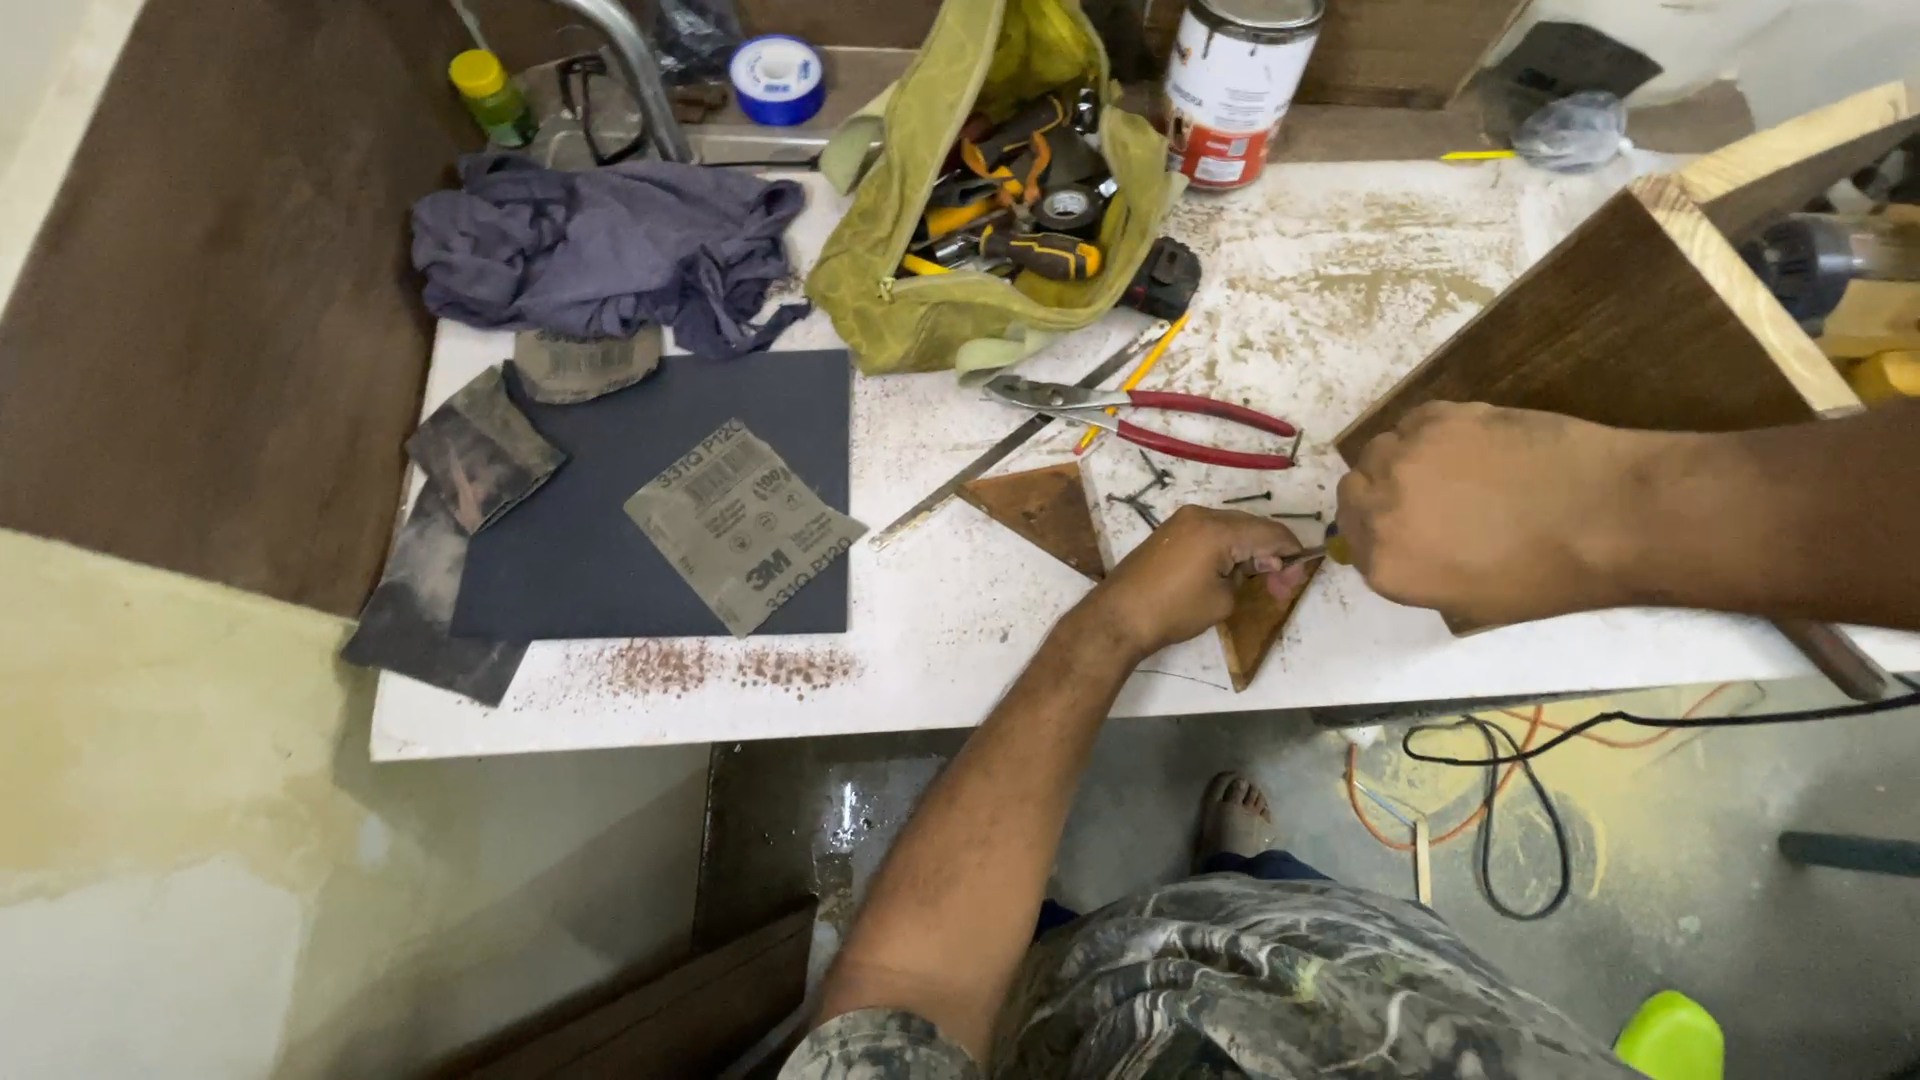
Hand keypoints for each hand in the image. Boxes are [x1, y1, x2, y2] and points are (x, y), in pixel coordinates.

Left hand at [1076, 505, 1308, 659]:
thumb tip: (1255, 566)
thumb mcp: (1223, 599)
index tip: (1293, 582)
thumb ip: (1247, 576)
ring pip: (1232, 527)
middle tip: (1279, 585)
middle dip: (1271, 552)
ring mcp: (1182, 520)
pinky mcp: (1170, 531)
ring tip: (1255, 580)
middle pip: (1253, 525)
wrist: (1119, 616)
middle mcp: (1201, 515)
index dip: (1291, 555)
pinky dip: (1227, 546)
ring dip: (1249, 548)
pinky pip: (1210, 531)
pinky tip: (1231, 570)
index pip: (1272, 532)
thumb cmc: (1173, 611)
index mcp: (1219, 529)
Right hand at [1336, 402, 1676, 625]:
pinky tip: (1475, 444)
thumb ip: (1415, 571)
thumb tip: (1403, 544)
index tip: (1404, 524)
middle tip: (1424, 495)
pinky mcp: (1441, 419)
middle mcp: (1379, 510)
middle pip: (1355, 489)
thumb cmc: (1550, 575)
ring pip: (1381, 450)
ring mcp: (1406, 459)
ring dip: (1404, 458)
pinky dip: (1435, 431)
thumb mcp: (1468, 601)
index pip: (1351, 538)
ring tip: (1451, 465)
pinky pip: (1416, 422)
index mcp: (1385, 565)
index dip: (1376, 528)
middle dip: (1380, 492)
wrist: (1615, 516)